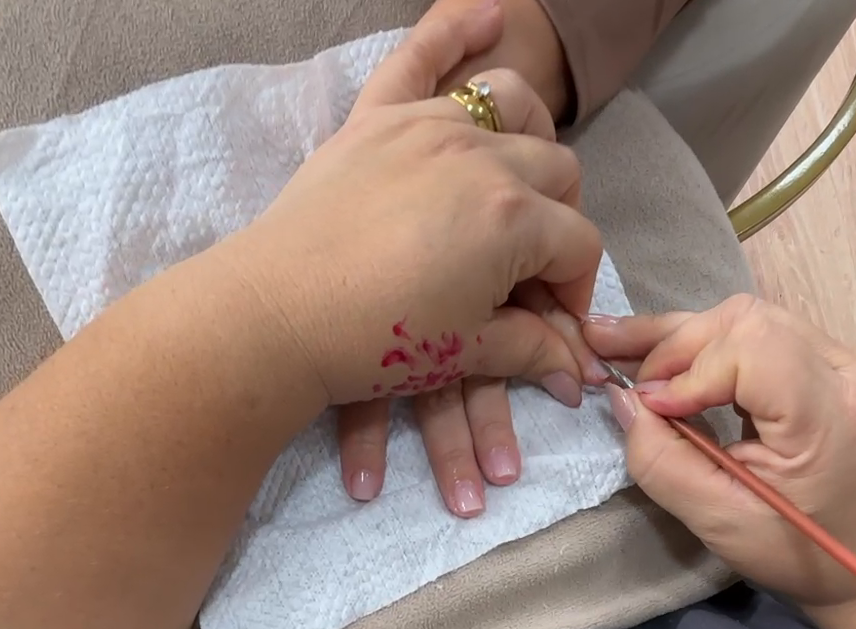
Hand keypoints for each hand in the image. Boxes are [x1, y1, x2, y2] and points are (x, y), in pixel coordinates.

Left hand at [319, 0, 586, 517]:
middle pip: (559, 174)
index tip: (559, 321)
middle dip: (561, 223)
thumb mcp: (463, 353)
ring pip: (512, 105)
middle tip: (533, 268)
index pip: (579, 245)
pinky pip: (422, 52)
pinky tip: (491, 13)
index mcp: (513, 222)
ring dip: (533, 140)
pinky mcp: (378, 115)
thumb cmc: (375, 343)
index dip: (578, 288)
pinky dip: (457, 27)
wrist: (276, 319)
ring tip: (520, 182)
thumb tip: (577, 366)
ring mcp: (429, 125)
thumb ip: (530, 349)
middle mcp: (484, 157)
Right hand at [586, 296, 855, 606]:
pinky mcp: (827, 358)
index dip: (689, 372)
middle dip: (673, 346)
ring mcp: (842, 358)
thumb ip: (663, 461)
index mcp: (827, 420)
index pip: (752, 351)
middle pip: (745, 321)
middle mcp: (845, 372)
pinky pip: (756, 332)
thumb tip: (623, 400)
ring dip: (681, 338)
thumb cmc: (796, 550)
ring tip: (621, 346)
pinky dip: (704, 345)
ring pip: (746, 317)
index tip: (652, 410)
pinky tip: (663, 358)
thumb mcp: (718, 522)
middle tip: (623, 374)